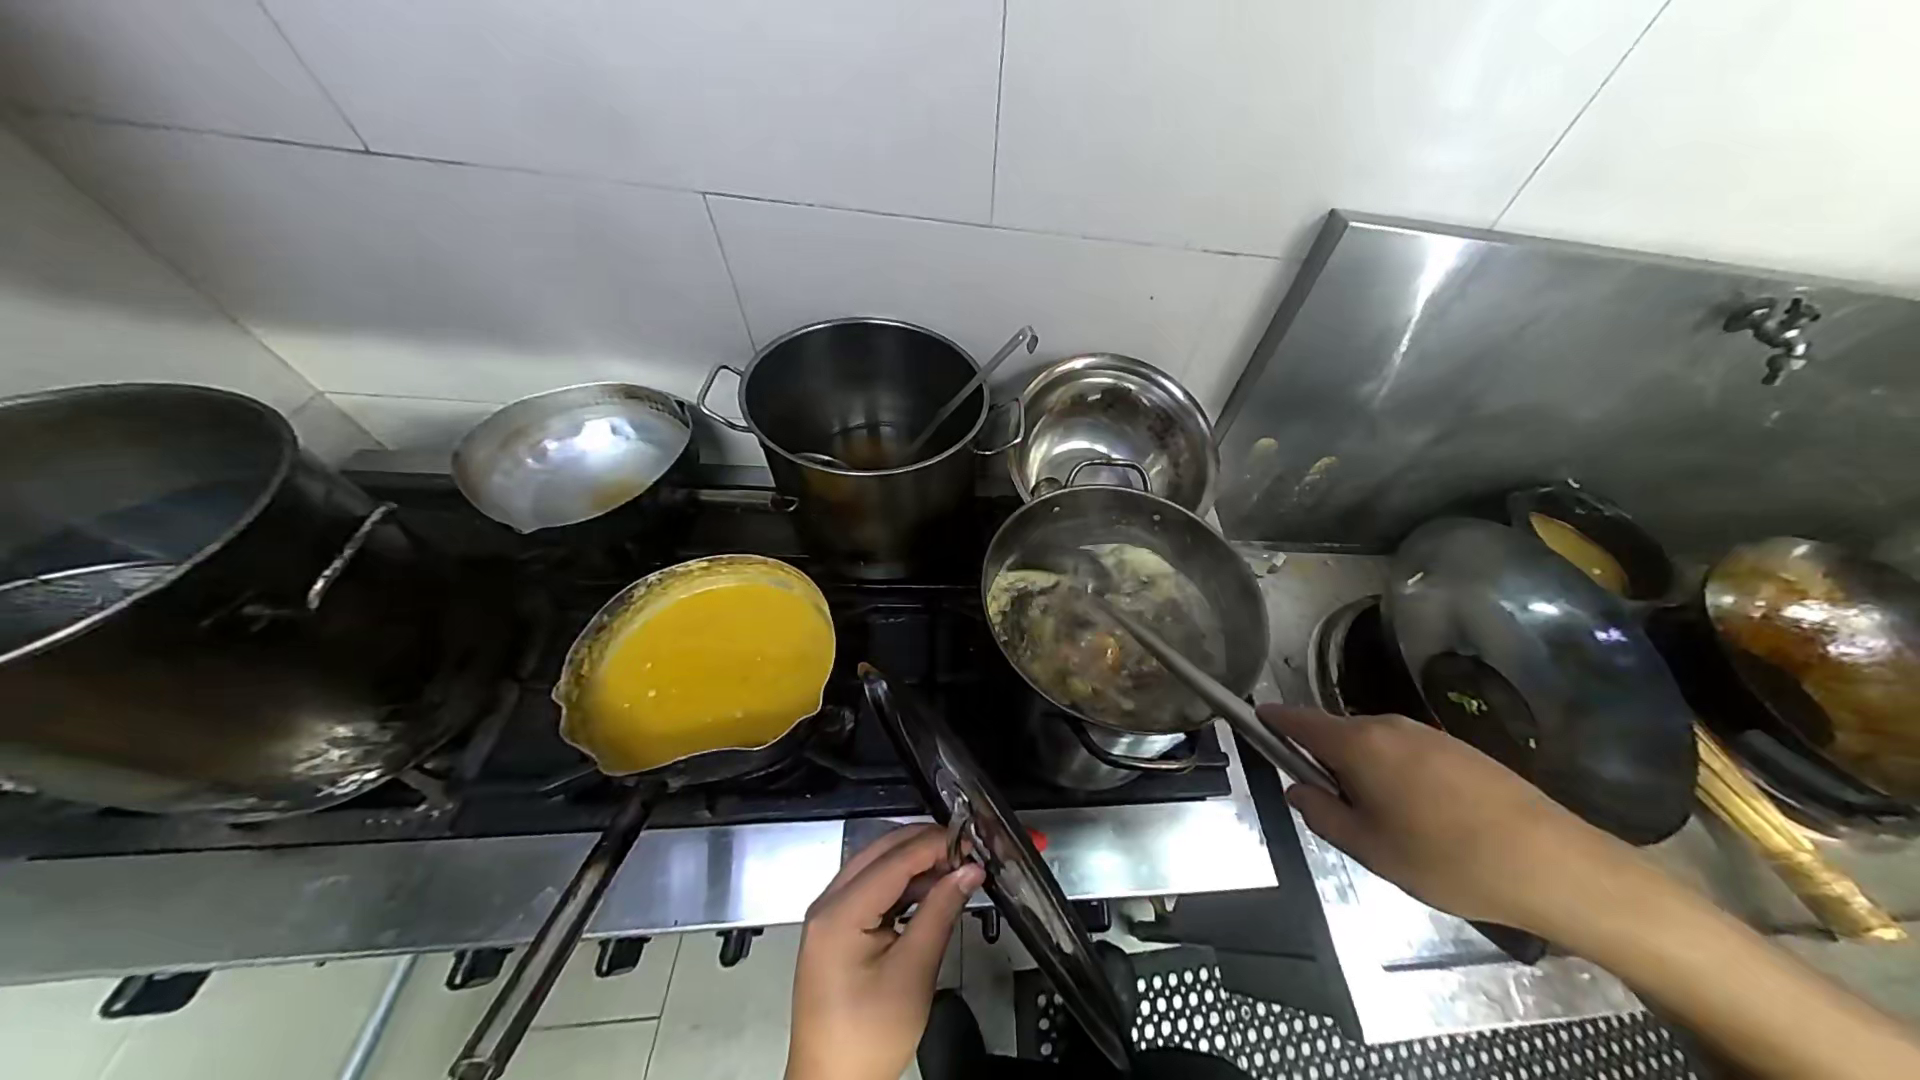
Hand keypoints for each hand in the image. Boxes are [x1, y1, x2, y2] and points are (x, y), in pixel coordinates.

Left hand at [786, 824, 985, 1079]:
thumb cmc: (870, 1035)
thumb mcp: (913, 972)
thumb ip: (940, 912)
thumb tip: (969, 871)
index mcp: (839, 912)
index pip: (893, 859)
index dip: (934, 844)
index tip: (970, 841)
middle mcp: (827, 903)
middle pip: (880, 853)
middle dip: (923, 845)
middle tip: (965, 850)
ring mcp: (828, 914)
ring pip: (875, 866)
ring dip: (913, 862)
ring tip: (954, 867)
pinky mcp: (835, 928)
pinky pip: (870, 888)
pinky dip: (900, 883)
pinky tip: (929, 889)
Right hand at [1262, 704, 1639, 934]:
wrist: (1560, 867)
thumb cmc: (1448, 859)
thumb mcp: (1369, 848)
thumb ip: (1321, 813)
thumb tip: (1299, 789)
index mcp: (1358, 744)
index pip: (1299, 719)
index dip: (1272, 719)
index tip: (1254, 720)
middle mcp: (1389, 726)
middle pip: (1336, 732)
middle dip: (1323, 758)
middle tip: (1333, 807)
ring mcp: (1429, 735)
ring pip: (1373, 744)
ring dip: (1362, 769)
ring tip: (1383, 822)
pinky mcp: (1462, 750)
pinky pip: (1407, 752)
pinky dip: (1395, 773)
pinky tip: (1424, 818)